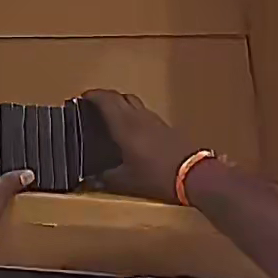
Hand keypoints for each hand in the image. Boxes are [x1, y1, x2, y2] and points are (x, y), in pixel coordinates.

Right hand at [82, 89, 195, 203]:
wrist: (196, 175)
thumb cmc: (157, 176)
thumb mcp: (127, 181)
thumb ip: (106, 178)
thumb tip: (89, 180)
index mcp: (124, 125)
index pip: (106, 100)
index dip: (92, 95)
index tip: (81, 98)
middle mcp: (138, 116)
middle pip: (119, 96)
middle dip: (104, 97)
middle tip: (93, 105)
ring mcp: (154, 119)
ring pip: (133, 102)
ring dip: (120, 103)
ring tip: (111, 115)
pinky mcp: (166, 127)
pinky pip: (144, 112)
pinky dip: (133, 114)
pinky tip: (133, 130)